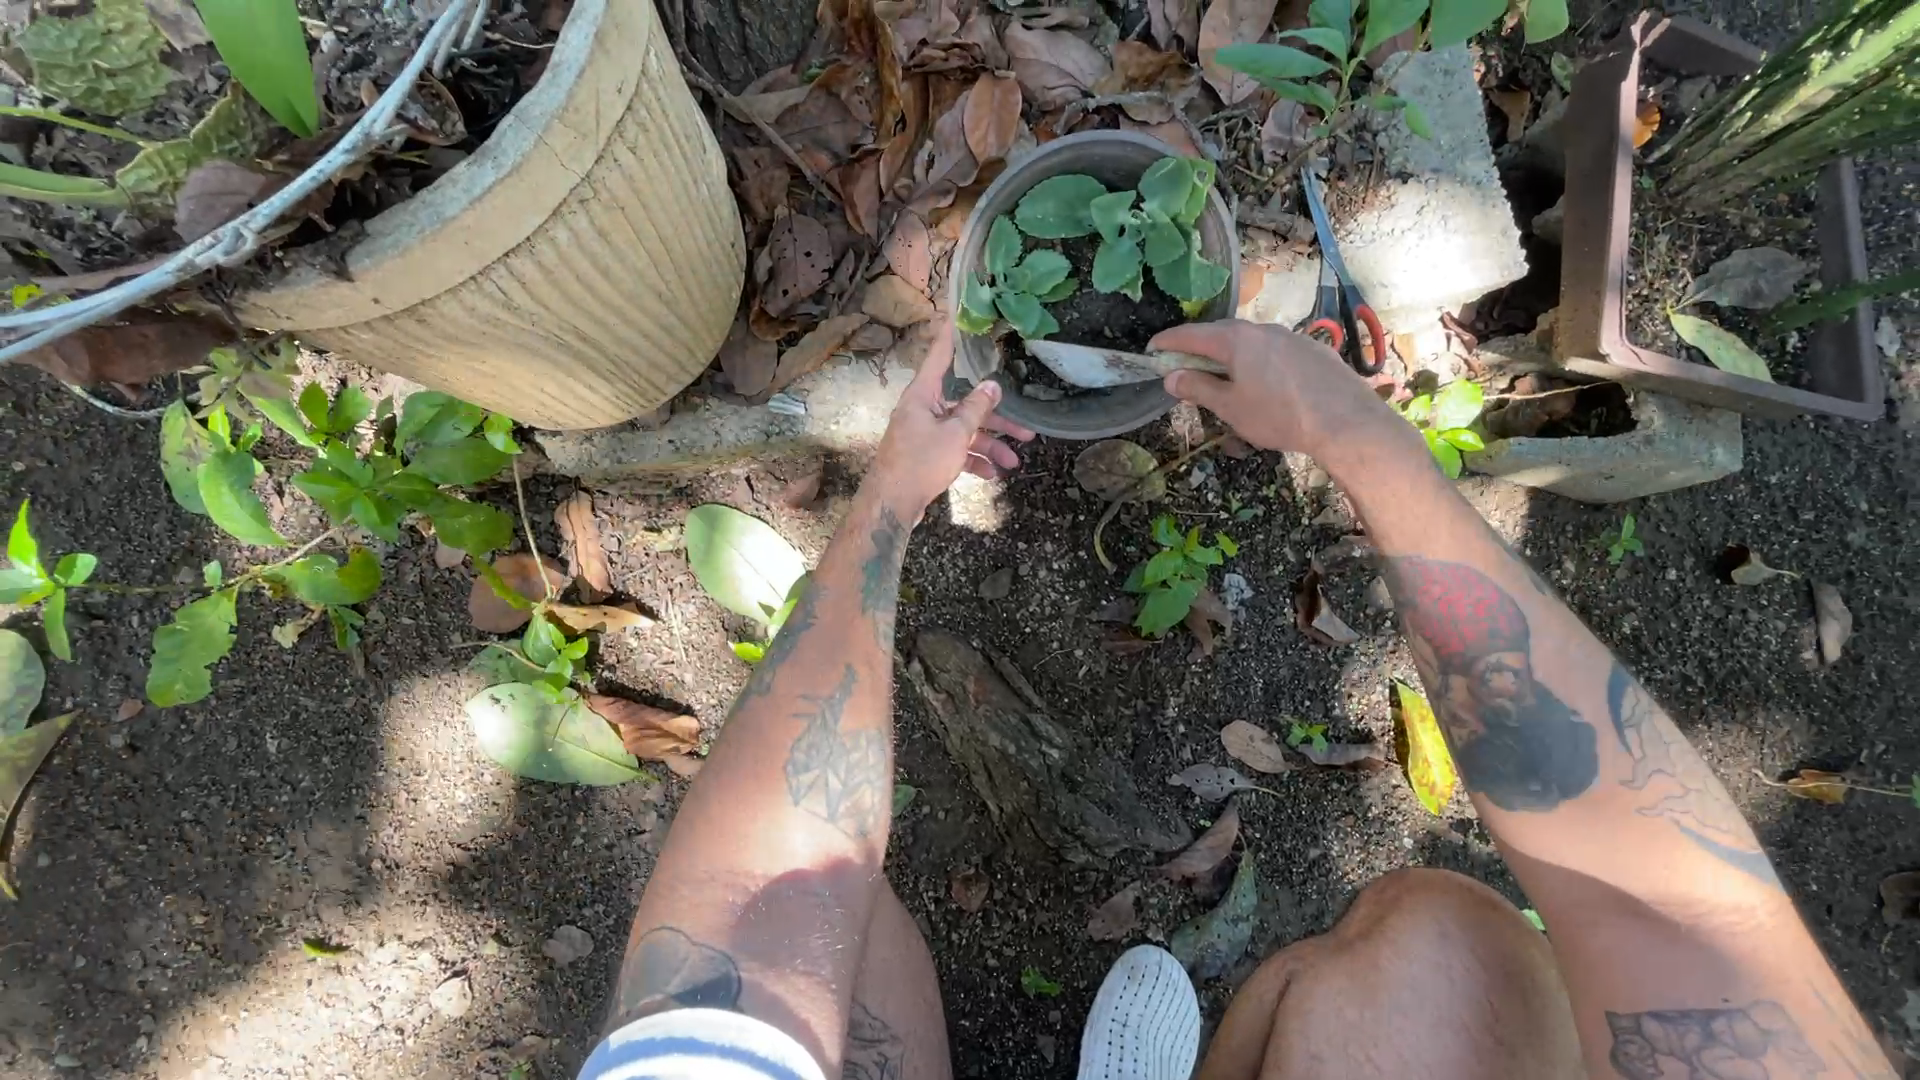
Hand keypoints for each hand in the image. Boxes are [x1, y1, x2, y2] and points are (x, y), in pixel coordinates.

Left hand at [864, 321, 1035, 517]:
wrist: (892, 505)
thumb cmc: (920, 462)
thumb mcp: (955, 434)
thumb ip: (976, 409)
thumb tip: (993, 385)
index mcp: (923, 394)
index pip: (940, 356)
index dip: (953, 335)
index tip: (960, 314)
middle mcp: (923, 409)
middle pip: (964, 404)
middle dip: (996, 418)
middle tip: (1026, 428)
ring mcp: (924, 433)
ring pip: (963, 431)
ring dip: (989, 446)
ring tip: (1014, 462)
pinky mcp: (927, 456)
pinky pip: (955, 451)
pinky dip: (973, 461)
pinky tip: (992, 475)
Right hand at [1150, 320, 1410, 463]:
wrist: (1345, 421)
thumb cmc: (1278, 415)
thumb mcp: (1230, 407)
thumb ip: (1198, 389)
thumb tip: (1171, 377)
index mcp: (1236, 340)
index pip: (1191, 334)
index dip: (1167, 342)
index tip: (1151, 350)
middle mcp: (1263, 330)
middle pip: (1221, 333)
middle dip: (1198, 347)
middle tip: (1183, 366)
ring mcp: (1291, 337)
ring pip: (1250, 341)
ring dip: (1229, 354)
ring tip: (1222, 377)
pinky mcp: (1312, 350)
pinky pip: (1273, 350)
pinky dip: (1256, 360)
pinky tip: (1261, 383)